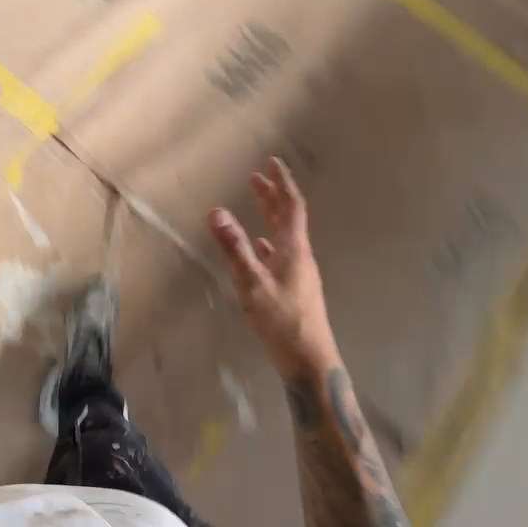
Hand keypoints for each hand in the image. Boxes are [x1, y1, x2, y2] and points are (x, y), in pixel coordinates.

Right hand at [210, 158, 338, 375]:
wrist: (310, 364)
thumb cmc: (283, 322)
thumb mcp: (252, 284)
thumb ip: (234, 248)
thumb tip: (216, 211)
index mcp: (294, 250)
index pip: (291, 207)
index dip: (282, 183)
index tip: (272, 162)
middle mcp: (300, 257)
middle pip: (288, 219)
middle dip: (273, 196)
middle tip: (257, 177)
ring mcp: (299, 275)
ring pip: (285, 236)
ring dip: (271, 216)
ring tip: (257, 203)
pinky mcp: (294, 290)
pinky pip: (281, 255)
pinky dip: (269, 242)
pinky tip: (260, 248)